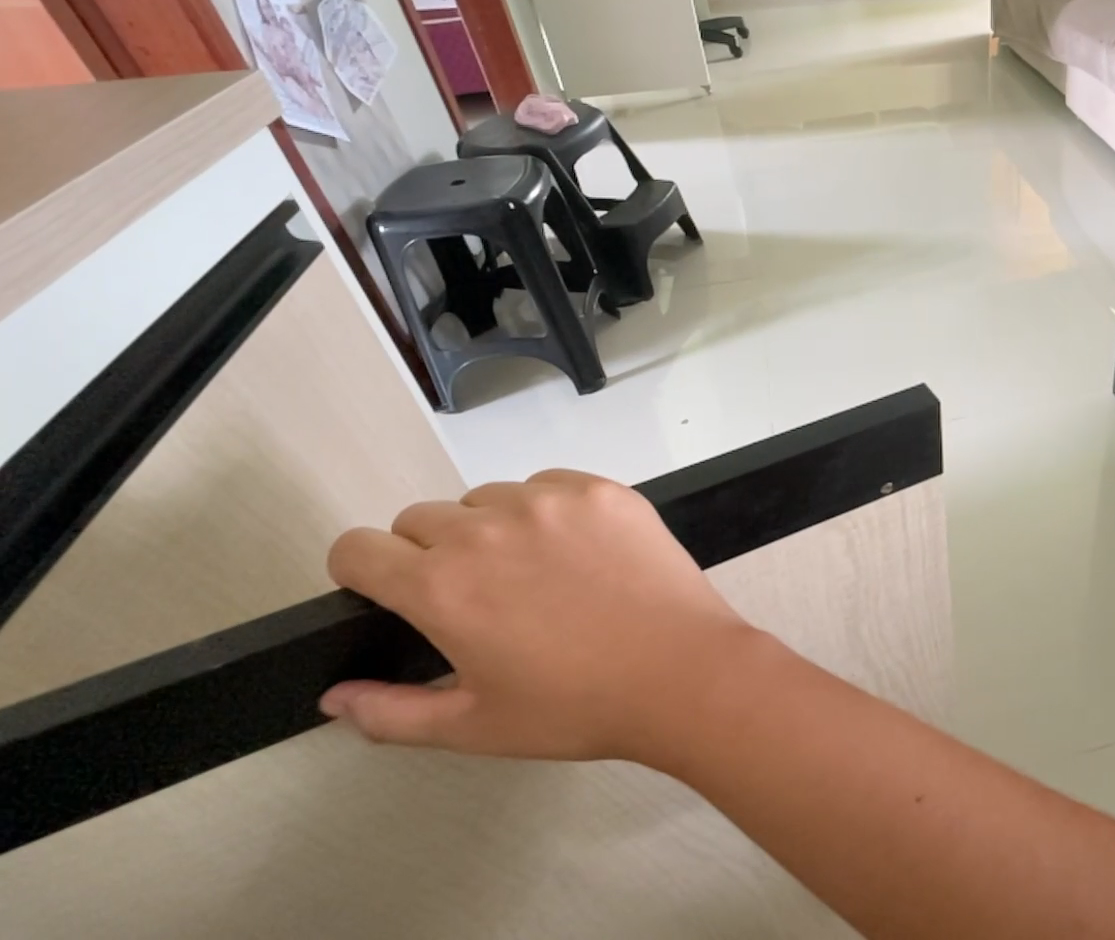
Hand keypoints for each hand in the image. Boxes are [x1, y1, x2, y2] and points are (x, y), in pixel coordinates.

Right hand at [320, 470, 765, 770]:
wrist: (683, 672)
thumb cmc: (579, 707)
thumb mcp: (475, 727)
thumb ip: (390, 713)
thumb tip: (334, 694)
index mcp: (441, 585)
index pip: (356, 547)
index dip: (365, 572)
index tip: (393, 593)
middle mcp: (487, 528)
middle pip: (422, 519)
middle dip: (432, 553)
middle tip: (482, 596)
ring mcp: (552, 501)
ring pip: (489, 498)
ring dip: (495, 528)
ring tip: (540, 575)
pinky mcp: (604, 490)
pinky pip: (551, 484)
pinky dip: (551, 509)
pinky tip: (582, 552)